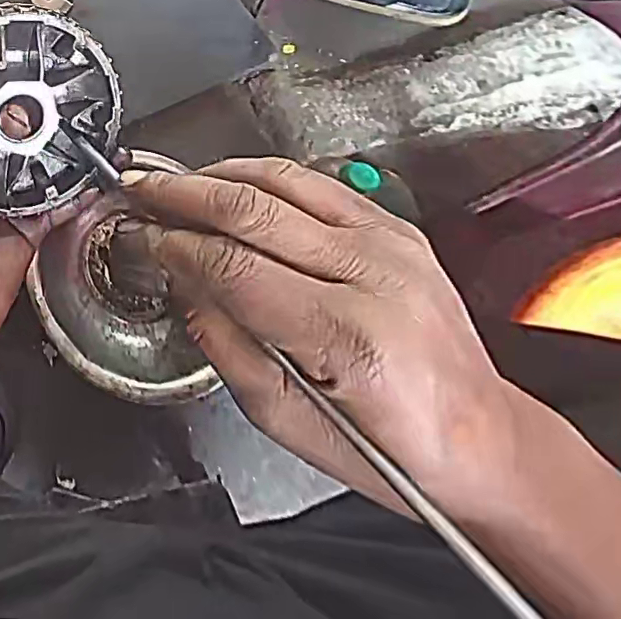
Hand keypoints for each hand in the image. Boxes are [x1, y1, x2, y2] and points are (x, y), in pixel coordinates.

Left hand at [0, 52, 80, 376]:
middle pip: (4, 131)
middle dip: (22, 112)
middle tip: (37, 95)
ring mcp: (1, 200)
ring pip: (35, 160)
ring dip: (51, 143)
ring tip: (67, 122)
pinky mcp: (27, 227)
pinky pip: (57, 201)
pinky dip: (74, 188)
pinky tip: (86, 171)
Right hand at [121, 159, 520, 508]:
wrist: (480, 435)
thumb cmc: (392, 447)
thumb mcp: (286, 419)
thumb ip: (224, 343)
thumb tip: (183, 283)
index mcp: (348, 337)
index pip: (234, 266)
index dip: (177, 246)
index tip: (144, 238)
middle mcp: (374, 275)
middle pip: (252, 210)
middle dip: (182, 195)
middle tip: (141, 190)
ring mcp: (390, 242)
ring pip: (282, 180)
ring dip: (216, 174)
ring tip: (175, 181)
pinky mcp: (395, 226)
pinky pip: (315, 181)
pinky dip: (262, 173)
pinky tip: (231, 179)